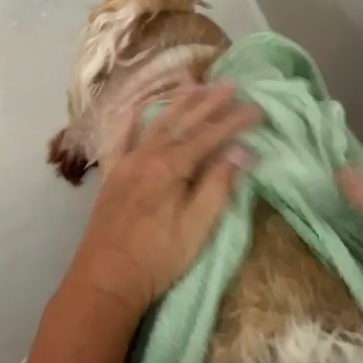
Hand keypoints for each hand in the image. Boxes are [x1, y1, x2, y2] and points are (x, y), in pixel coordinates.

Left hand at [65, 84, 259, 313]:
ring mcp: (127, 162)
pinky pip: (120, 139)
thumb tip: (242, 150)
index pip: (210, 137)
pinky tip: (136, 107)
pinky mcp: (112, 175)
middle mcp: (148, 155)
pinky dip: (129, 121)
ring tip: (195, 84)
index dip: (234, 121)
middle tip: (230, 84)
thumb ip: (218, 186)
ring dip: (177, 103)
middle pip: (184, 122)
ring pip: (156, 124)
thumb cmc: (157, 258)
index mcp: (172, 167)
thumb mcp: (197, 227)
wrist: (105, 278)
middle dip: (209, 103)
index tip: (256, 107)